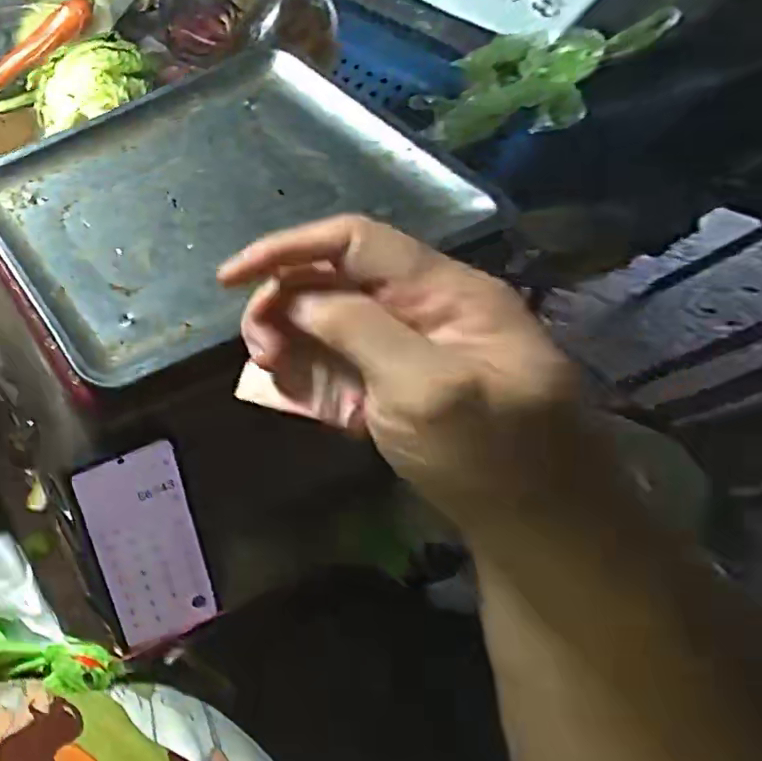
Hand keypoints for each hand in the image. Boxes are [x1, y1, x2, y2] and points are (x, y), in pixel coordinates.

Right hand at [217, 215, 580, 513]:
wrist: (535, 520)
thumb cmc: (492, 452)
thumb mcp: (426, 388)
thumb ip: (358, 329)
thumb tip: (293, 296)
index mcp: (444, 292)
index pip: (351, 240)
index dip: (284, 249)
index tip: (226, 280)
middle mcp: (419, 304)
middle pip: (324, 277)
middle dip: (278, 307)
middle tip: (261, 354)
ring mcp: (402, 340)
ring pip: (316, 315)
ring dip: (283, 339)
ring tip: (276, 375)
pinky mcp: (386, 372)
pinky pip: (325, 353)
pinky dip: (298, 367)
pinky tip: (298, 394)